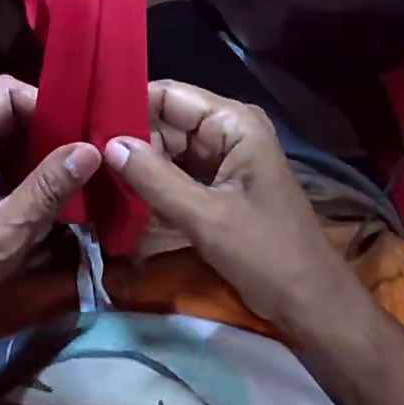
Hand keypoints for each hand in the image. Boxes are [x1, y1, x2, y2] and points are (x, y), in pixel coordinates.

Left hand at [0, 75, 102, 362]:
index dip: (44, 105)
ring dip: (35, 150)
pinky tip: (46, 190)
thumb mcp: (8, 231)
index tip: (77, 134)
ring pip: (1, 134)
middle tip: (82, 152)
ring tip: (71, 171)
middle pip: (4, 109)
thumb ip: (50, 186)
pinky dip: (21, 168)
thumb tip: (92, 148)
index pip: (5, 92)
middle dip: (44, 128)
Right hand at [104, 80, 370, 330]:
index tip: (89, 122)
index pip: (169, 95)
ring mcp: (221, 157)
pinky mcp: (215, 183)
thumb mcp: (207, 218)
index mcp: (233, 122)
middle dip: (129, 140)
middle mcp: (225, 130)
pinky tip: (119, 195)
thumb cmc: (269, 256)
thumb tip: (107, 144)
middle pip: (163, 121)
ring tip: (95, 176)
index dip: (129, 104)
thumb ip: (155, 179)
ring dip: (136, 165)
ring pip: (164, 148)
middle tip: (88, 159)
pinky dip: (151, 183)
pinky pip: (173, 171)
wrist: (315, 309)